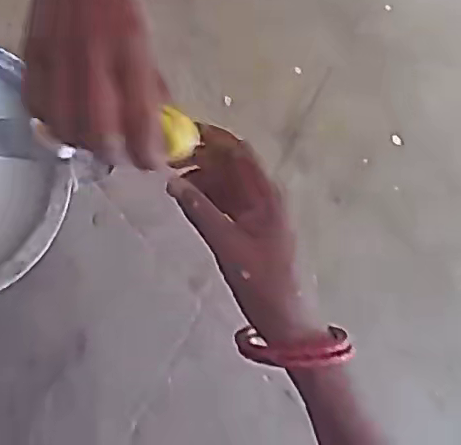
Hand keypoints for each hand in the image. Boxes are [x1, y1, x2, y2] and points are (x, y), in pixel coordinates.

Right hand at [24, 0, 170, 167]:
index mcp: (128, 47)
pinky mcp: (32, 55)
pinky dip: (50, 121)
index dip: (148, 151)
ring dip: (81, 142)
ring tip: (92, 138)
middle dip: (113, 153)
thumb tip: (160, 122)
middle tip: (121, 153)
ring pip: (64, 125)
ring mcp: (58, 56)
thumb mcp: (143, 33)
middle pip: (98, 130)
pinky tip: (62, 116)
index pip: (140, 116)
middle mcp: (92, 55)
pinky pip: (35, 106)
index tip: (152, 161)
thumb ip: (150, 79)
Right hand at [168, 126, 318, 341]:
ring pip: (226, 179)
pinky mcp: (252, 225)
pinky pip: (226, 197)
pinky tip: (186, 199)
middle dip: (200, 156)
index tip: (181, 132)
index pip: (239, 150)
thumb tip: (172, 182)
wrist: (292, 327)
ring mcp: (259, 210)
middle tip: (168, 159)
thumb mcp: (228, 247)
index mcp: (267, 194)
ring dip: (200, 175)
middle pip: (230, 162)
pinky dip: (206, 194)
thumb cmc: (265, 285)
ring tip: (172, 180)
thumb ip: (199, 211)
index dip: (212, 136)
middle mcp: (265, 195)